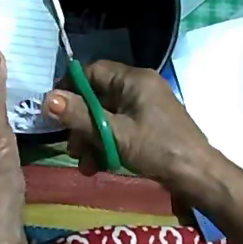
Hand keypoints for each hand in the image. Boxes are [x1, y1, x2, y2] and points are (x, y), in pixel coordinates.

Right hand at [44, 60, 220, 193]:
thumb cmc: (156, 147)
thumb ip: (79, 115)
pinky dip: (108, 144)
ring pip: (107, 115)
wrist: (196, 173)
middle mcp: (140, 86)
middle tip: (73, 149)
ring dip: (92, 139)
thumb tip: (47, 98)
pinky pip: (119, 127)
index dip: (70, 88)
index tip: (54, 113)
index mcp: (134, 80)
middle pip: (98, 96)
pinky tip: (100, 166)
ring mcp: (146, 106)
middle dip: (81, 124)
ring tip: (87, 165)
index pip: (94, 70)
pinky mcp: (149, 124)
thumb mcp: (113, 133)